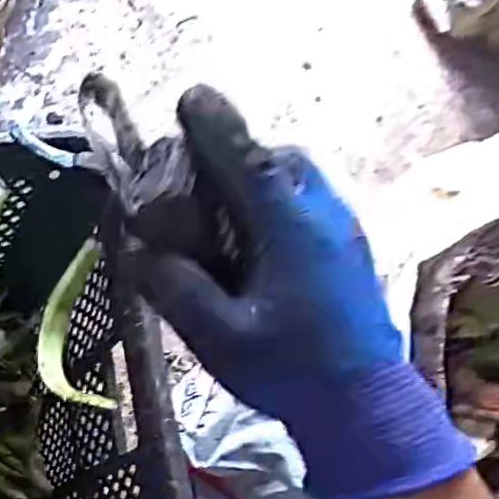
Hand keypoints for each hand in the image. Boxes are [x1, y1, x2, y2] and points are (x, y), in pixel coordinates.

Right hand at [128, 85, 475, 498]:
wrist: (359, 398)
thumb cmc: (286, 368)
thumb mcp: (218, 335)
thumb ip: (177, 289)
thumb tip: (139, 253)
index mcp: (288, 230)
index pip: (247, 161)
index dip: (215, 128)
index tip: (188, 100)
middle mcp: (320, 215)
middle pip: (275, 159)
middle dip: (231, 155)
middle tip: (188, 178)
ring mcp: (339, 229)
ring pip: (293, 179)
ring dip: (250, 178)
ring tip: (210, 212)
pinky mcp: (343, 248)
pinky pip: (301, 204)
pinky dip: (266, 202)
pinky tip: (243, 241)